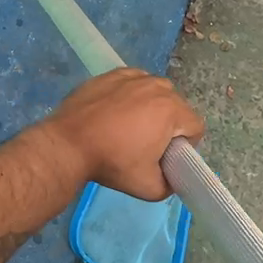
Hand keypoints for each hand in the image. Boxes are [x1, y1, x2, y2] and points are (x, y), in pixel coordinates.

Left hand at [36, 69, 204, 200]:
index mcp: (171, 110)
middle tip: (146, 142)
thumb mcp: (150, 187)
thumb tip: (172, 177)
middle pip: (176, 106)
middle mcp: (155, 86)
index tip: (165, 155)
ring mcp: (130, 77)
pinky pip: (132, 82)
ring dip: (150, 106)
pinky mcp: (108, 75)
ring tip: (130, 126)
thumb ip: (172, 184)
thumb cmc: (110, 162)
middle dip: (168, 124)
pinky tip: (115, 110)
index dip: (186, 145)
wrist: (66, 145)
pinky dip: (130, 93)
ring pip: (154, 90)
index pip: (195, 126)